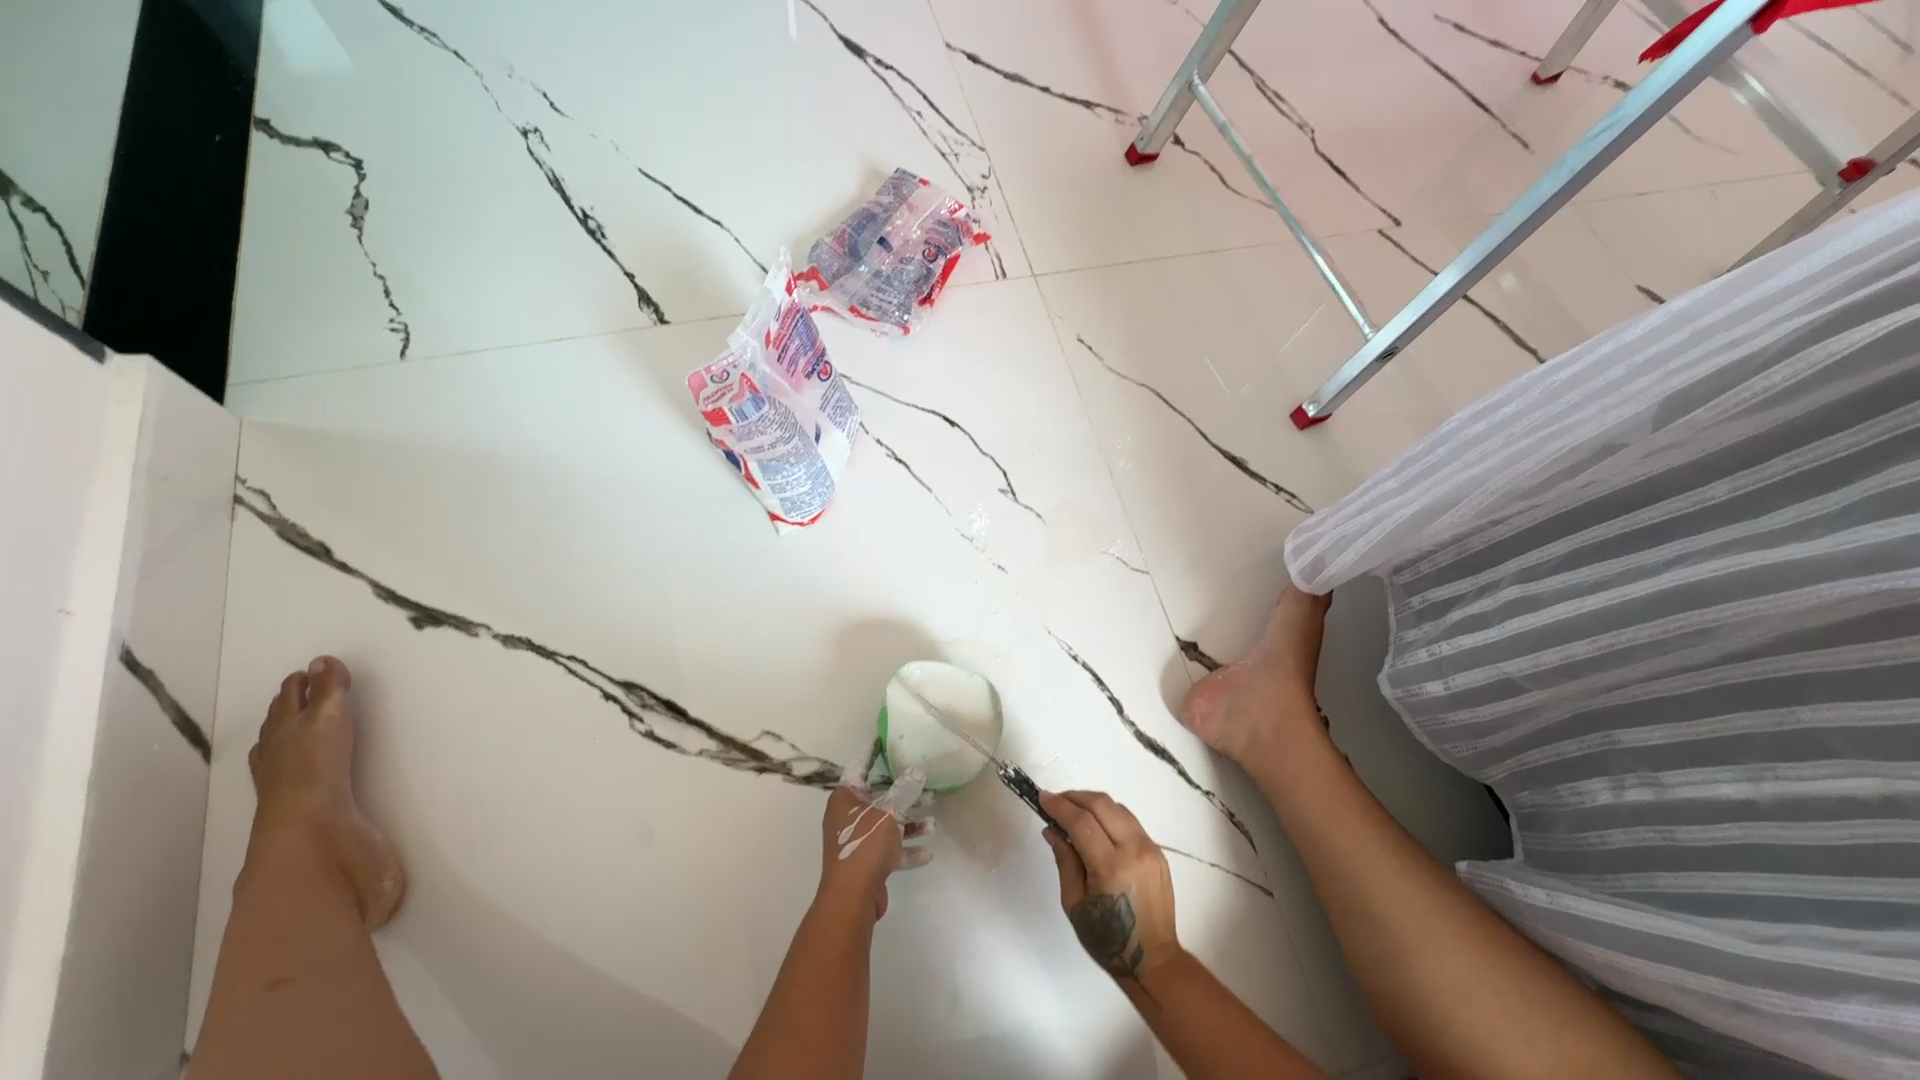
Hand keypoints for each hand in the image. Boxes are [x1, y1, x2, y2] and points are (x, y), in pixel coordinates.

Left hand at [817, 768, 927, 921]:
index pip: (860, 767)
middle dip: (905, 794)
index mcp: (846, 798)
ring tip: (933, 822)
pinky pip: (889, 850)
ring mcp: (857, 840)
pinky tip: (927, 853)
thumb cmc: (865, 846)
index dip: (873, 753)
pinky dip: (906, 849)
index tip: (885, 739)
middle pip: (879, 798)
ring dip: (910, 823)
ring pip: (887, 824)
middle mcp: (848, 816)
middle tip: (928, 786)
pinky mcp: (867, 862)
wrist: (852, 896)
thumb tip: (917, 770)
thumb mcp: (888, 813)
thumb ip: (904, 791)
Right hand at [1040, 790, 1179, 984]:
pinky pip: (1130, 822)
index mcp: (1111, 867)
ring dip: (1093, 803)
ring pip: (1118, 808)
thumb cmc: (1107, 938)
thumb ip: (1064, 861)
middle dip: (1075, 797)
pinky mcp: (1158, 852)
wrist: (1153, 958)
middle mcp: (1134, 851)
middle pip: (1102, 805)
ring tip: (1073, 811)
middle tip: (1055, 801)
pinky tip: (1096, 826)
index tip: (1042, 798)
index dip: (1059, 806)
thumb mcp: (1075, 903)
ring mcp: (1150, 849)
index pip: (1081, 822)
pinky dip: (1109, 815)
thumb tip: (1052, 830)